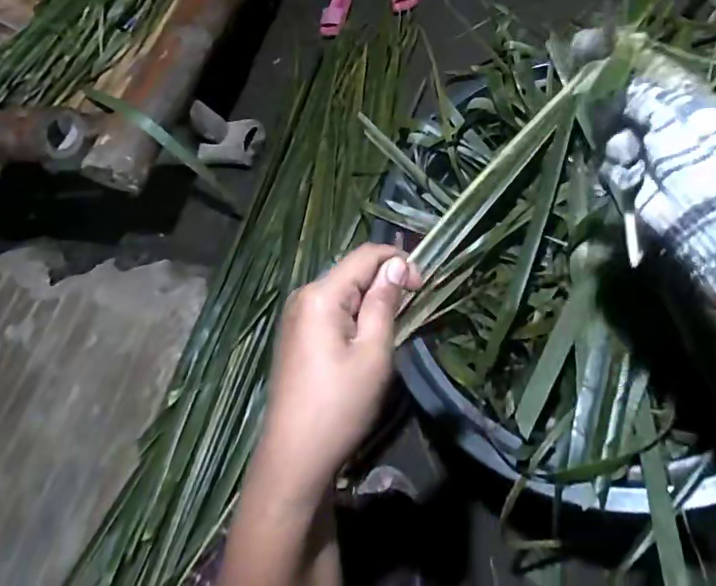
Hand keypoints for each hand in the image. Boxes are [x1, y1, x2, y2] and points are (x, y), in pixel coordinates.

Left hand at [249, 244, 423, 501]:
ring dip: (371, 298)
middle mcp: (303, 296)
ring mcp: (295, 316)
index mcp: (320, 295)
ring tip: (393, 324)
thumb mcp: (373, 353)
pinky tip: (366, 337)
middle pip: (353, 270)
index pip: (365, 255)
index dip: (398, 261)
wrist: (293, 461)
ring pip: (343, 289)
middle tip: (412, 307)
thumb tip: (397, 265)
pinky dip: (354, 313)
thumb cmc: (339, 406)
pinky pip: (331, 309)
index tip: (422, 287)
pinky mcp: (295, 336)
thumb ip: (384, 302)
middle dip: (385, 280)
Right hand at [597, 46, 715, 307]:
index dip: (616, 59)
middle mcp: (662, 124)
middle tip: (584, 88)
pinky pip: (611, 165)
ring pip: (610, 134)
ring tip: (632, 155)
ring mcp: (646, 153)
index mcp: (682, 102)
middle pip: (620, 101)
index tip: (588, 44)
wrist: (708, 217)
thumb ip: (639, 92)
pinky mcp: (632, 180)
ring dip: (617, 143)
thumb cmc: (700, 157)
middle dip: (605, 100)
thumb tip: (611, 70)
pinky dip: (619, 170)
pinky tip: (633, 176)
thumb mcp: (673, 115)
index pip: (644, 70)